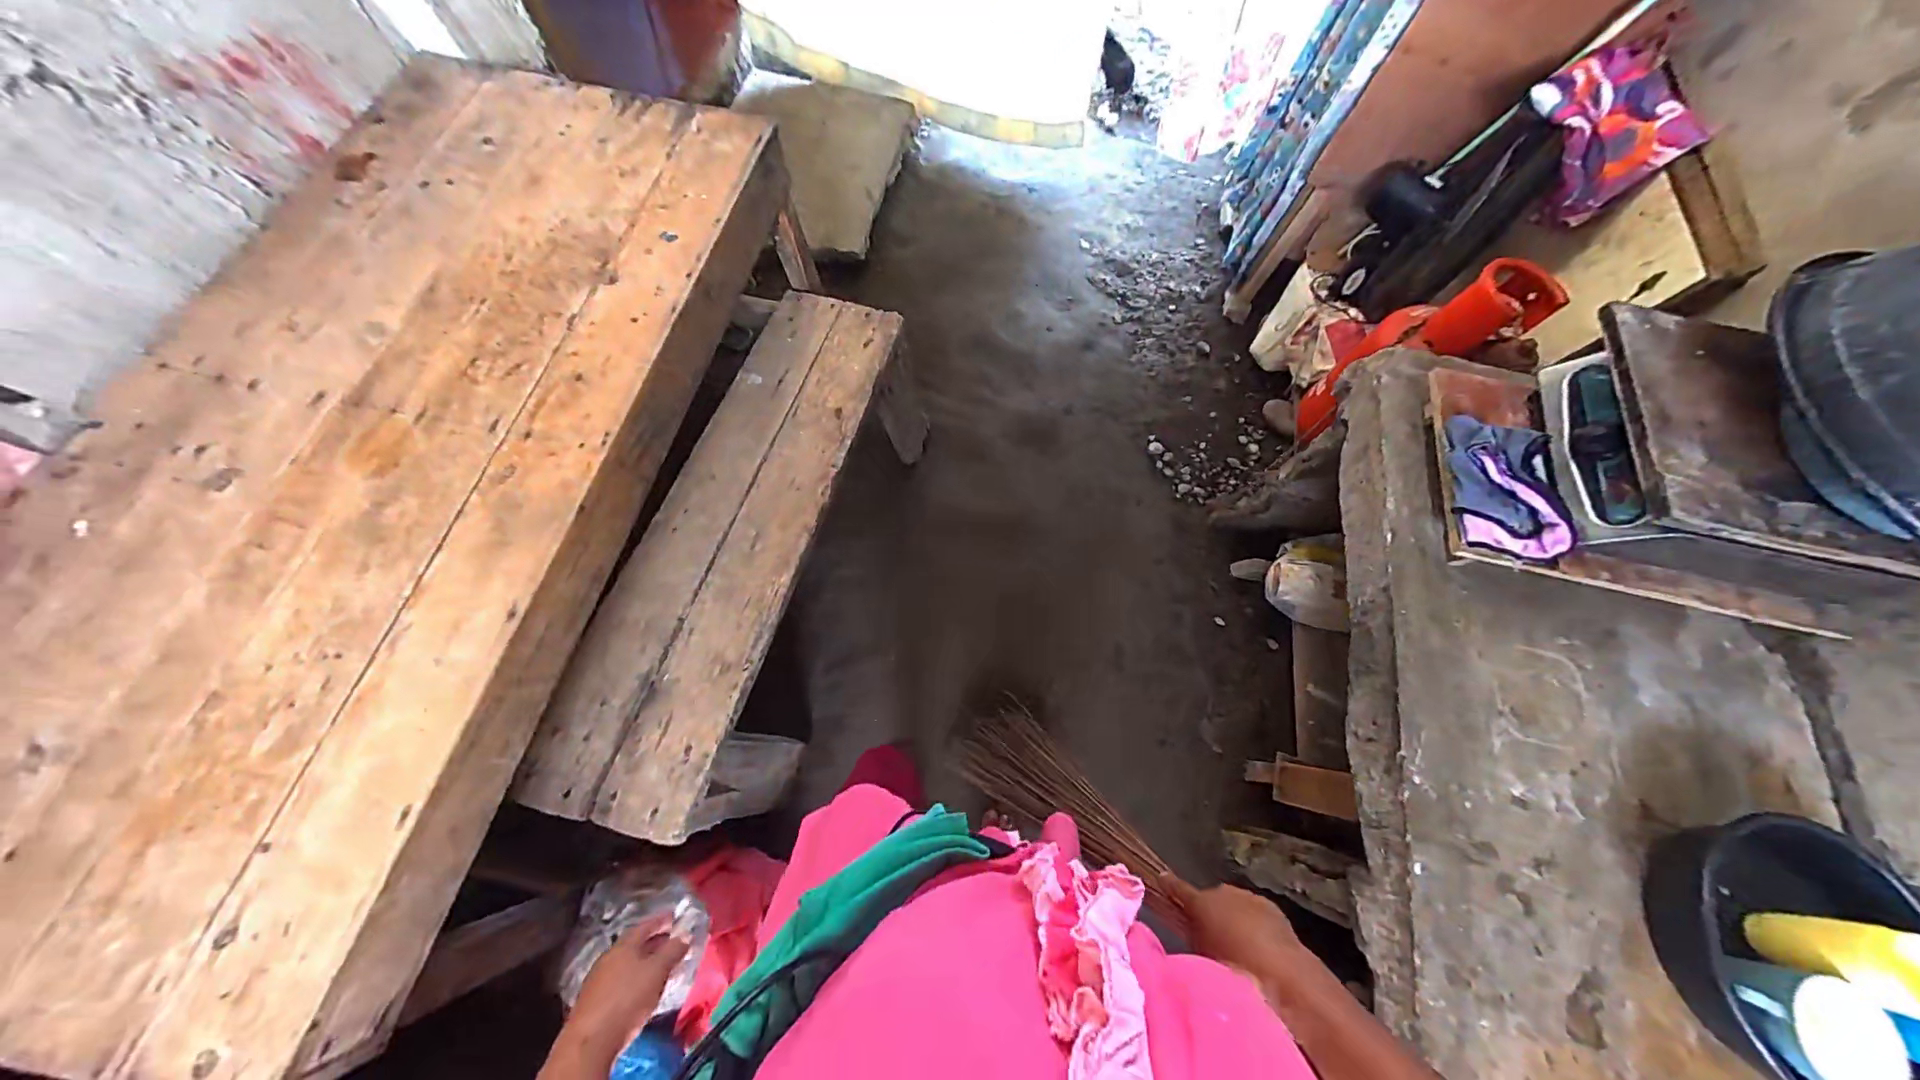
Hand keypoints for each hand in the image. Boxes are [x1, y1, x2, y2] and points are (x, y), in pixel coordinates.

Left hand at [566, 916, 691, 1052]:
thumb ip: (672, 951)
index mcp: (624, 946)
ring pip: (627, 963)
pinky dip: (635, 978)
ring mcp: (598, 980)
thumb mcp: (657, 971)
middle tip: (673, 941)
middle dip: (655, 942)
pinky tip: (643, 988)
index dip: (661, 920)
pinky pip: (620, 980)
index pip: (645, 926)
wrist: (589, 1043)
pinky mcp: (595, 1001)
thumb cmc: (627, 999)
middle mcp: (609, 958)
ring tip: (662, 966)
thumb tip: (684, 935)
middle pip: (635, 944)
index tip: (675, 917)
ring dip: (645, 962)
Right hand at [1163, 875, 1305, 977]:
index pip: (1179, 888)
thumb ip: (1192, 936)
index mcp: (1201, 902)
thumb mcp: (1202, 954)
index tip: (1162, 879)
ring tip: (1235, 941)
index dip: (1169, 886)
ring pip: (1232, 902)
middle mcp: (1223, 891)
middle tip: (1209, 933)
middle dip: (1208, 910)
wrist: (1283, 975)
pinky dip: (1252, 921)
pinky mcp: (1271, 906)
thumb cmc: (1234, 968)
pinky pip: (1253, 911)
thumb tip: (1187, 928)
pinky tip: (1257, 944)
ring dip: (1232, 915)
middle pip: (1209, 897)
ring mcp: (1248, 896)